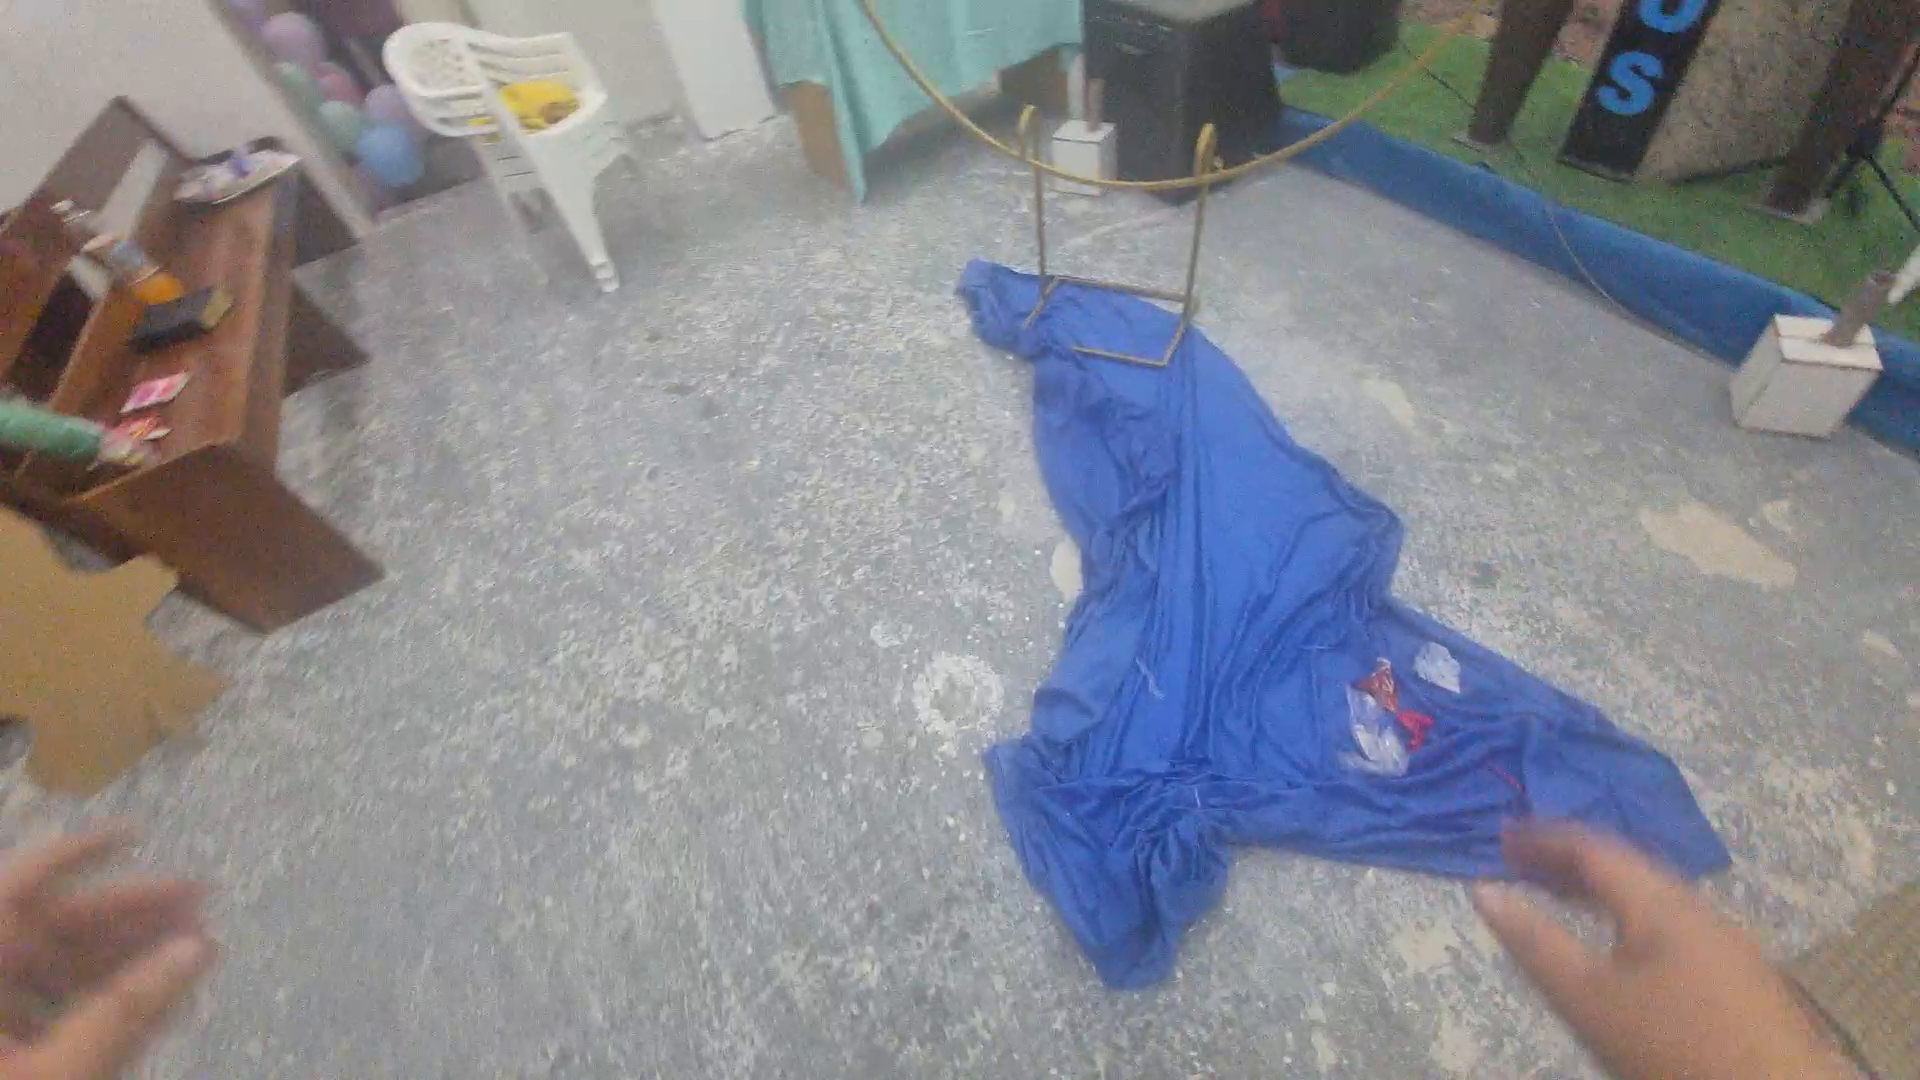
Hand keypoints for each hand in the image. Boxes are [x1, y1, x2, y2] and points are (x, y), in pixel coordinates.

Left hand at [0, 826, 214, 1079]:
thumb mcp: (56, 1077)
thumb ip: (129, 1010)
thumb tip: (200, 946)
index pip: (13, 893)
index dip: (72, 855)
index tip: (139, 834)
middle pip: (43, 933)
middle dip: (126, 914)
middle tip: (201, 903)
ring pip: (51, 975)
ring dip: (126, 957)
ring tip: (197, 950)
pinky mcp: (1, 1057)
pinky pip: (45, 1014)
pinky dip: (102, 1000)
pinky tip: (160, 997)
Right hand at [1471, 822, 1852, 1079]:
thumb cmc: (1672, 1046)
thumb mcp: (1585, 995)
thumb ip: (1531, 938)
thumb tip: (1481, 888)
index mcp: (1662, 904)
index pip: (1592, 847)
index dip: (1541, 836)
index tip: (1496, 836)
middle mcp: (1699, 910)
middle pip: (1623, 864)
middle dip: (1565, 856)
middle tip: (1515, 860)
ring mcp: (1727, 944)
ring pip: (1647, 892)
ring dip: (1594, 883)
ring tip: (1551, 891)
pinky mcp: (1741, 976)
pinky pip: (1667, 918)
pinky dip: (1622, 909)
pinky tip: (1609, 934)